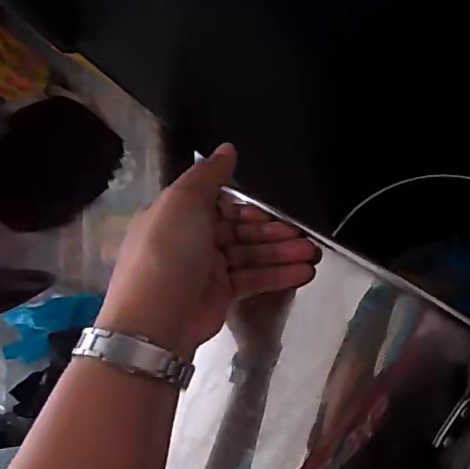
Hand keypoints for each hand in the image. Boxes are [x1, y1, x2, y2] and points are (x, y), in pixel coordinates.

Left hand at [97, 145, 319, 355]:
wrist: (155, 320)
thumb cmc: (167, 253)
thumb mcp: (182, 203)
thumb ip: (208, 174)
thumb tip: (228, 148)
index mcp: (178, 214)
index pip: (221, 206)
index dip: (249, 210)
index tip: (272, 215)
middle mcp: (192, 239)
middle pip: (241, 231)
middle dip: (274, 234)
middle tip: (306, 239)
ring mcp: (208, 269)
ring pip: (252, 255)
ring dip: (283, 255)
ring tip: (313, 257)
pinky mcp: (221, 295)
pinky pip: (254, 279)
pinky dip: (278, 276)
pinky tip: (304, 273)